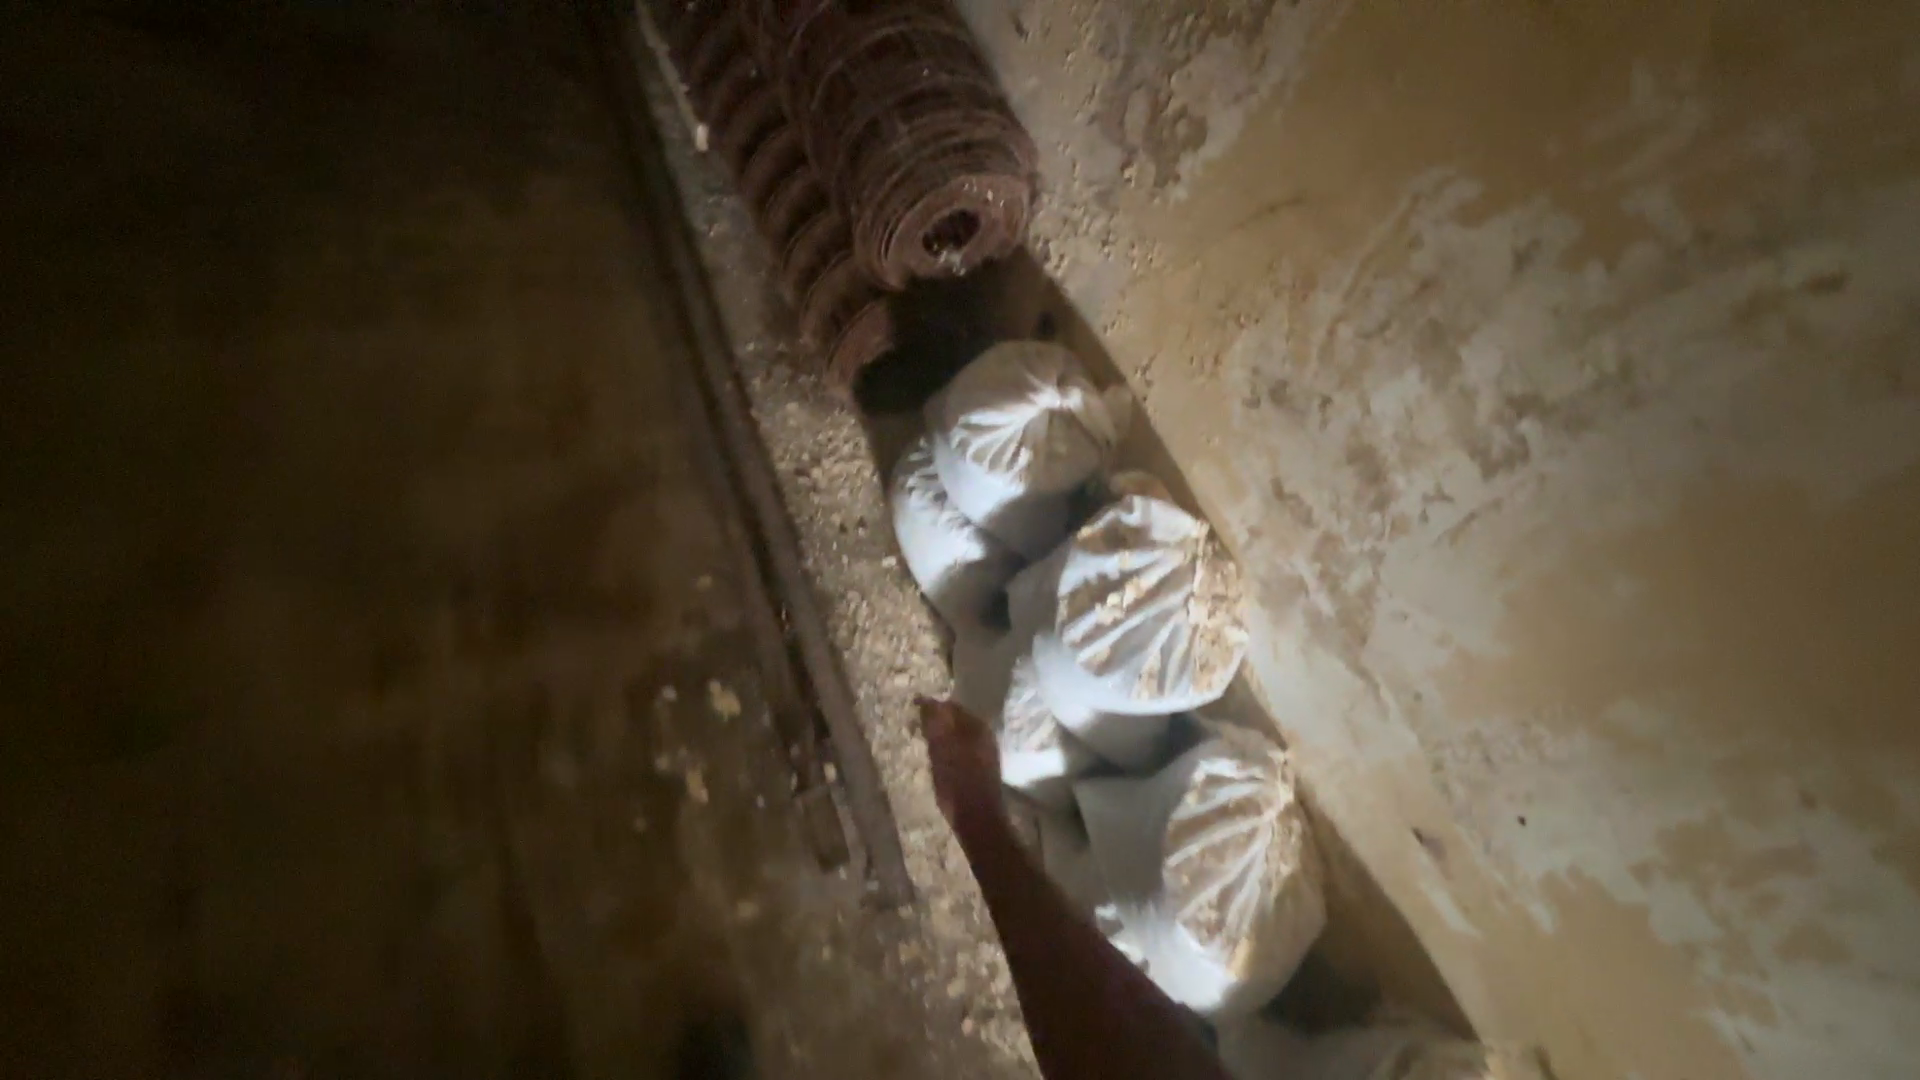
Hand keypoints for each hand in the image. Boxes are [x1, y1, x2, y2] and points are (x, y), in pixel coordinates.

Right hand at [915, 696, 1001, 827]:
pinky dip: (948, 749)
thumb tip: (926, 700)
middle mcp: (985, 735)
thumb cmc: (958, 783)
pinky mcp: (982, 768)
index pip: (951, 706)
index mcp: (977, 727)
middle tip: (916, 726)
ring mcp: (985, 752)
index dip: (931, 706)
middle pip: (956, 720)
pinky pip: (962, 748)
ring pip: (959, 735)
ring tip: (924, 742)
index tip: (912, 709)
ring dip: (942, 735)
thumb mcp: (941, 750)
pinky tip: (938, 758)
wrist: (978, 820)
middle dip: (937, 720)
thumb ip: (935, 723)